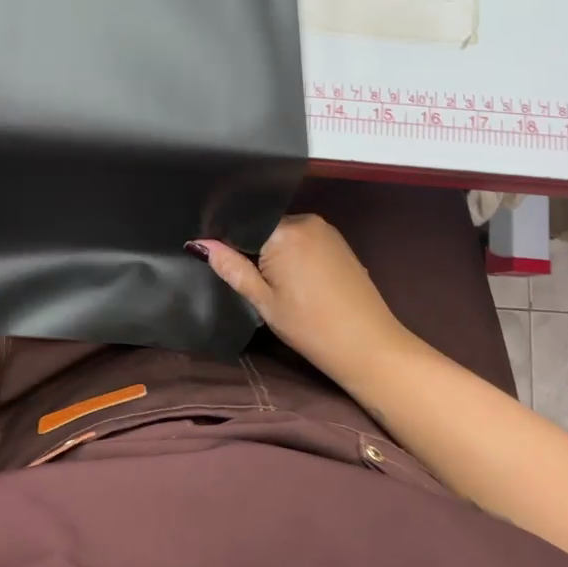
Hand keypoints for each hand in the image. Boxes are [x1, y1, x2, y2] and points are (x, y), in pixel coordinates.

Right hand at [190, 214, 418, 369]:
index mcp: (284, 231)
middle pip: (263, 226)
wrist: (369, 346)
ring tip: (266, 281)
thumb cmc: (310, 326)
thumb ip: (231, 267)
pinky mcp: (339, 243)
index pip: (242, 223)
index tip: (215, 258)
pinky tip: (291, 280)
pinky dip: (290, 254)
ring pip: (283, 233)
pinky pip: (302, 239)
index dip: (225, 240)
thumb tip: (198, 243)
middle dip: (249, 246)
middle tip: (240, 277)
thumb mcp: (263, 300)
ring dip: (270, 251)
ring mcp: (326, 230)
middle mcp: (306, 221)